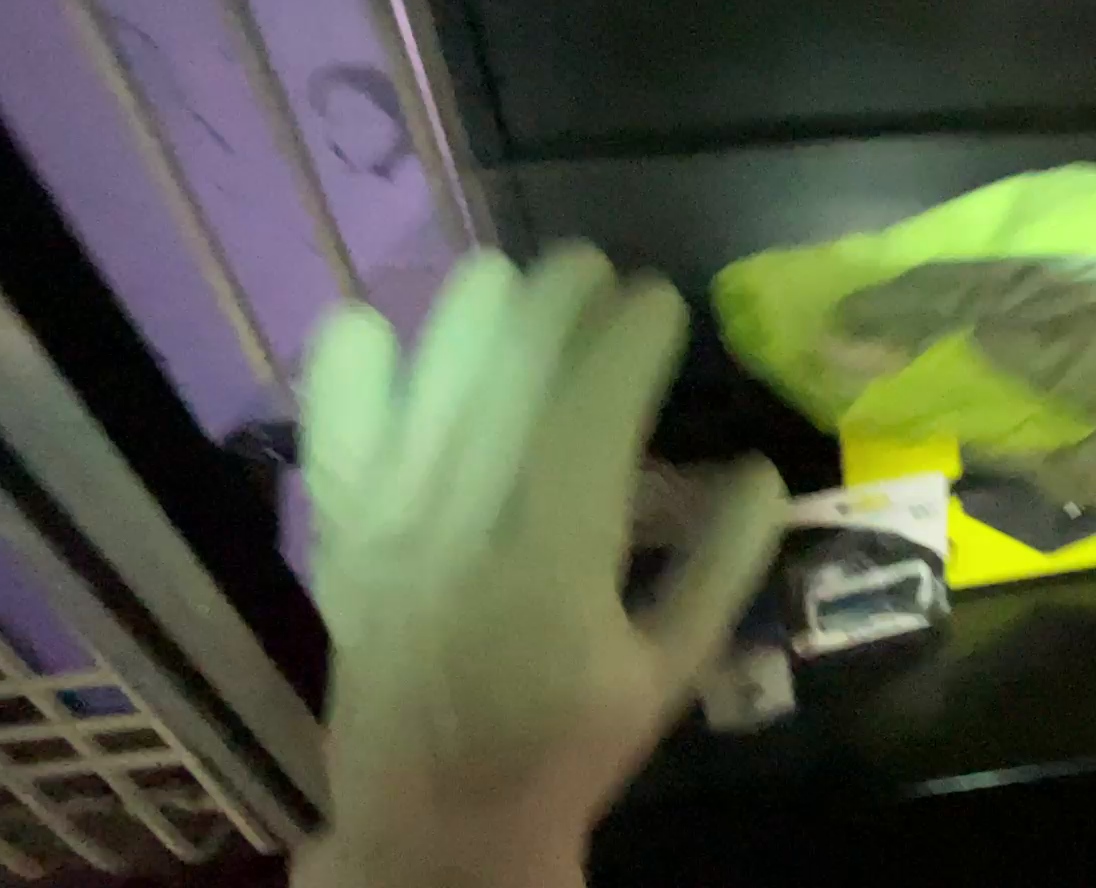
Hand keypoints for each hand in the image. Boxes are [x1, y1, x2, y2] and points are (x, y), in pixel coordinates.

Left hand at [295, 246, 786, 884]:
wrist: (435, 828)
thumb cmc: (573, 743)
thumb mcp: (675, 671)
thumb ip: (725, 569)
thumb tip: (763, 472)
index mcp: (552, 573)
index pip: (590, 423)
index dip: (628, 347)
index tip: (660, 298)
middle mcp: (458, 539)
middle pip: (505, 390)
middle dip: (554, 311)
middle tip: (594, 265)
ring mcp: (386, 540)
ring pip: (423, 399)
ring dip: (466, 322)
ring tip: (509, 269)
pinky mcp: (341, 551)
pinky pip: (332, 449)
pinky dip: (343, 380)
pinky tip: (364, 321)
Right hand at [832, 257, 1095, 540]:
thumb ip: (1058, 458)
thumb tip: (991, 443)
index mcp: (1081, 347)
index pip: (965, 321)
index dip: (895, 321)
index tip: (837, 327)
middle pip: (989, 282)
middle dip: (915, 292)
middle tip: (861, 305)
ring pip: (1029, 271)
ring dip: (963, 282)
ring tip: (916, 298)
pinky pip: (1070, 277)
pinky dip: (1019, 284)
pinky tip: (1011, 296)